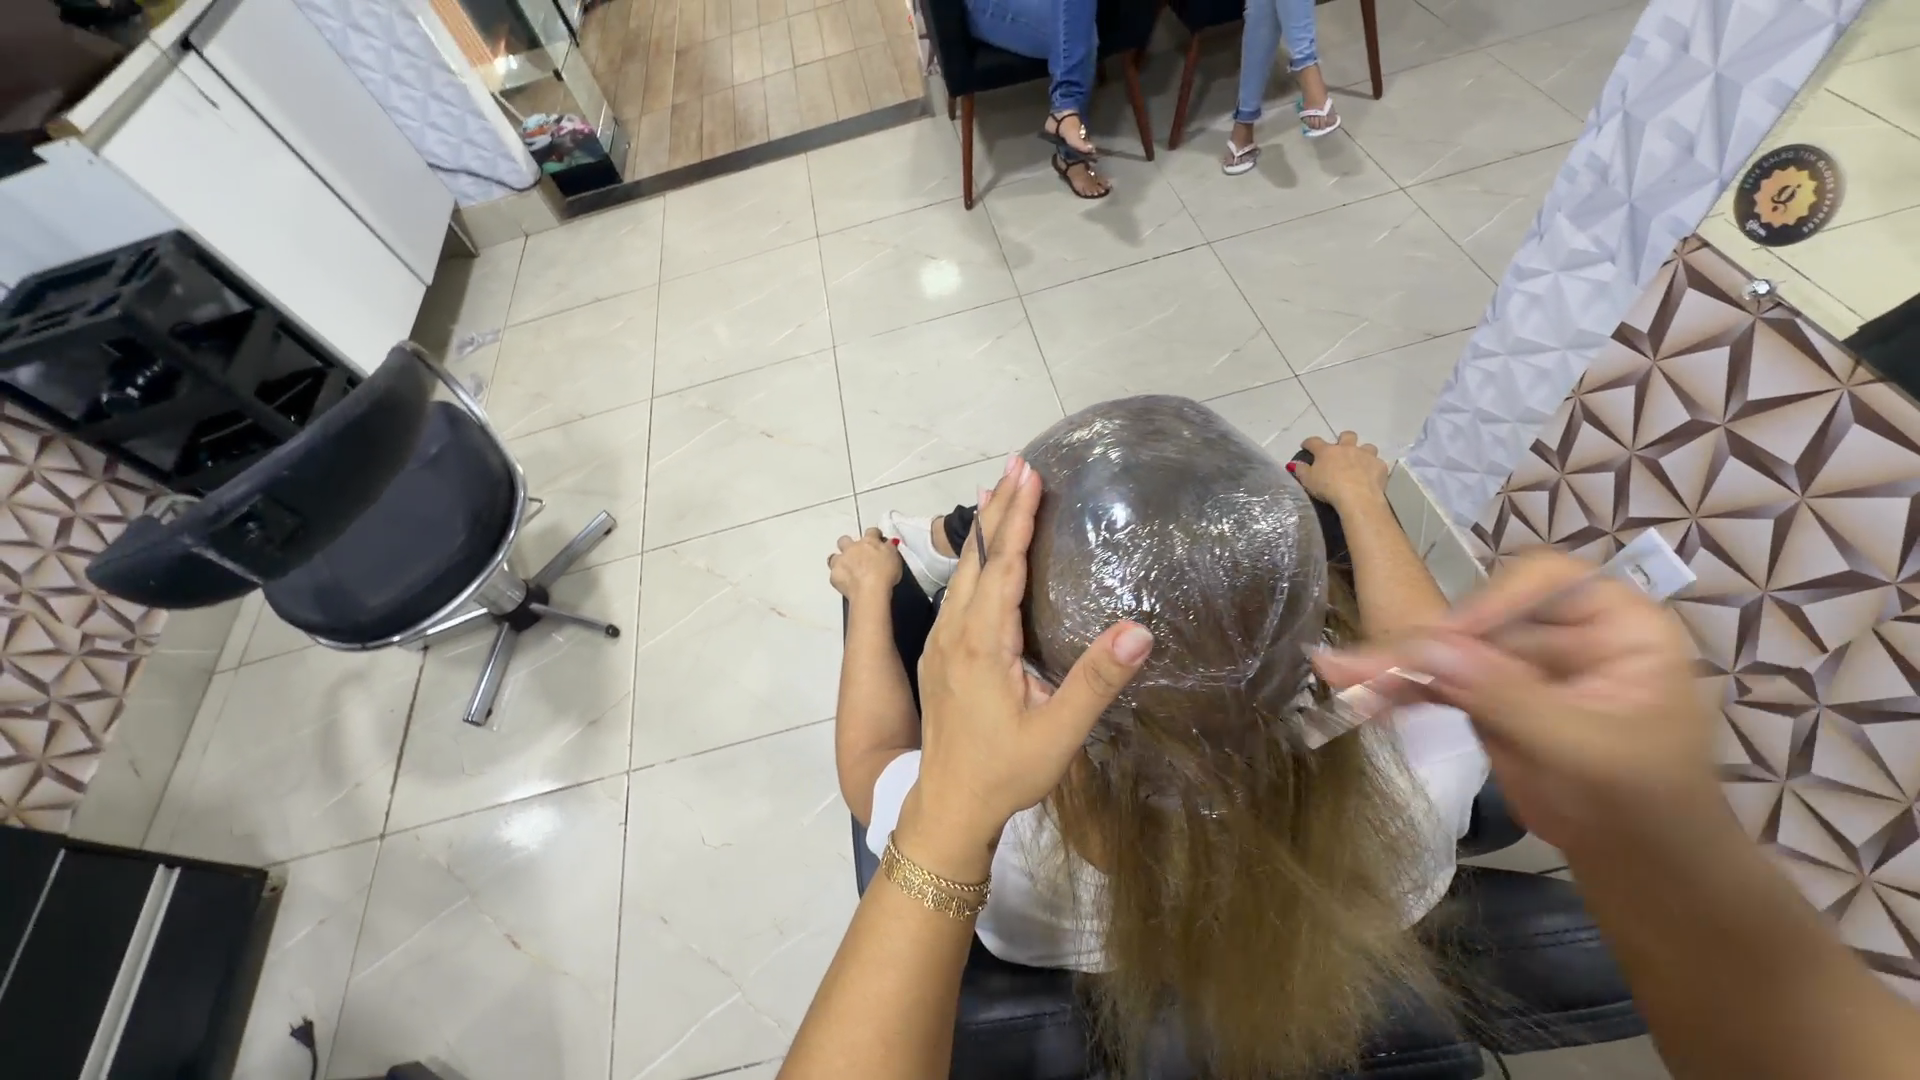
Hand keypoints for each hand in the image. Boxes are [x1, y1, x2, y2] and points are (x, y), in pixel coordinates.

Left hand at [828, 528, 902, 602]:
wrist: (871, 590)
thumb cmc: (885, 574)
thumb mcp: (895, 558)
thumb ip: (890, 548)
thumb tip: (888, 543)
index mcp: (869, 541)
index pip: (871, 531)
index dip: (874, 535)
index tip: (876, 539)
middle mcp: (853, 548)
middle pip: (845, 539)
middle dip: (848, 544)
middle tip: (856, 554)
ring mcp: (841, 561)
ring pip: (834, 556)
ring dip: (839, 561)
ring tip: (846, 569)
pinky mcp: (834, 575)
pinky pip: (834, 574)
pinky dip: (839, 577)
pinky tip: (846, 583)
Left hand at [909, 456, 1154, 858]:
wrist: (948, 805)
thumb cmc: (1005, 772)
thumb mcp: (1059, 732)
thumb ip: (1096, 681)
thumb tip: (1140, 631)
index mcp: (980, 643)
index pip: (1003, 566)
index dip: (1018, 518)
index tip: (1029, 474)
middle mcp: (954, 632)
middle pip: (978, 558)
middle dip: (999, 508)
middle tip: (1016, 464)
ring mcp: (941, 642)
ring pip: (964, 573)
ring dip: (985, 531)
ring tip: (999, 493)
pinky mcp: (939, 654)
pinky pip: (958, 592)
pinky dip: (975, 561)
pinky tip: (984, 556)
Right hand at [1292, 432, 1388, 511]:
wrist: (1357, 497)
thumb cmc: (1328, 488)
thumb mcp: (1308, 481)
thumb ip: (1301, 470)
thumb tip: (1296, 464)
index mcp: (1327, 451)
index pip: (1314, 441)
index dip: (1309, 443)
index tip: (1306, 446)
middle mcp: (1347, 448)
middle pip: (1347, 435)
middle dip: (1344, 439)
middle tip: (1341, 449)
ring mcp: (1366, 455)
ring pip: (1367, 446)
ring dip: (1363, 452)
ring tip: (1360, 462)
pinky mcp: (1380, 465)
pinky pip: (1377, 463)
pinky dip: (1373, 467)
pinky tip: (1371, 476)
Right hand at [1315, 550, 1716, 854]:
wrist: (1635, 859)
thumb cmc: (1641, 802)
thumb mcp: (1582, 747)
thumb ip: (1507, 696)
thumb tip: (1429, 651)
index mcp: (1617, 626)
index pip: (1547, 581)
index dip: (1493, 600)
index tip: (1449, 637)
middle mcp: (1563, 632)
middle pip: (1476, 618)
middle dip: (1418, 647)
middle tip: (1357, 667)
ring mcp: (1518, 662)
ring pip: (1444, 651)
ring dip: (1392, 667)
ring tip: (1339, 676)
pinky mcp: (1484, 692)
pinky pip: (1433, 681)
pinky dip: (1396, 690)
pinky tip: (1357, 696)